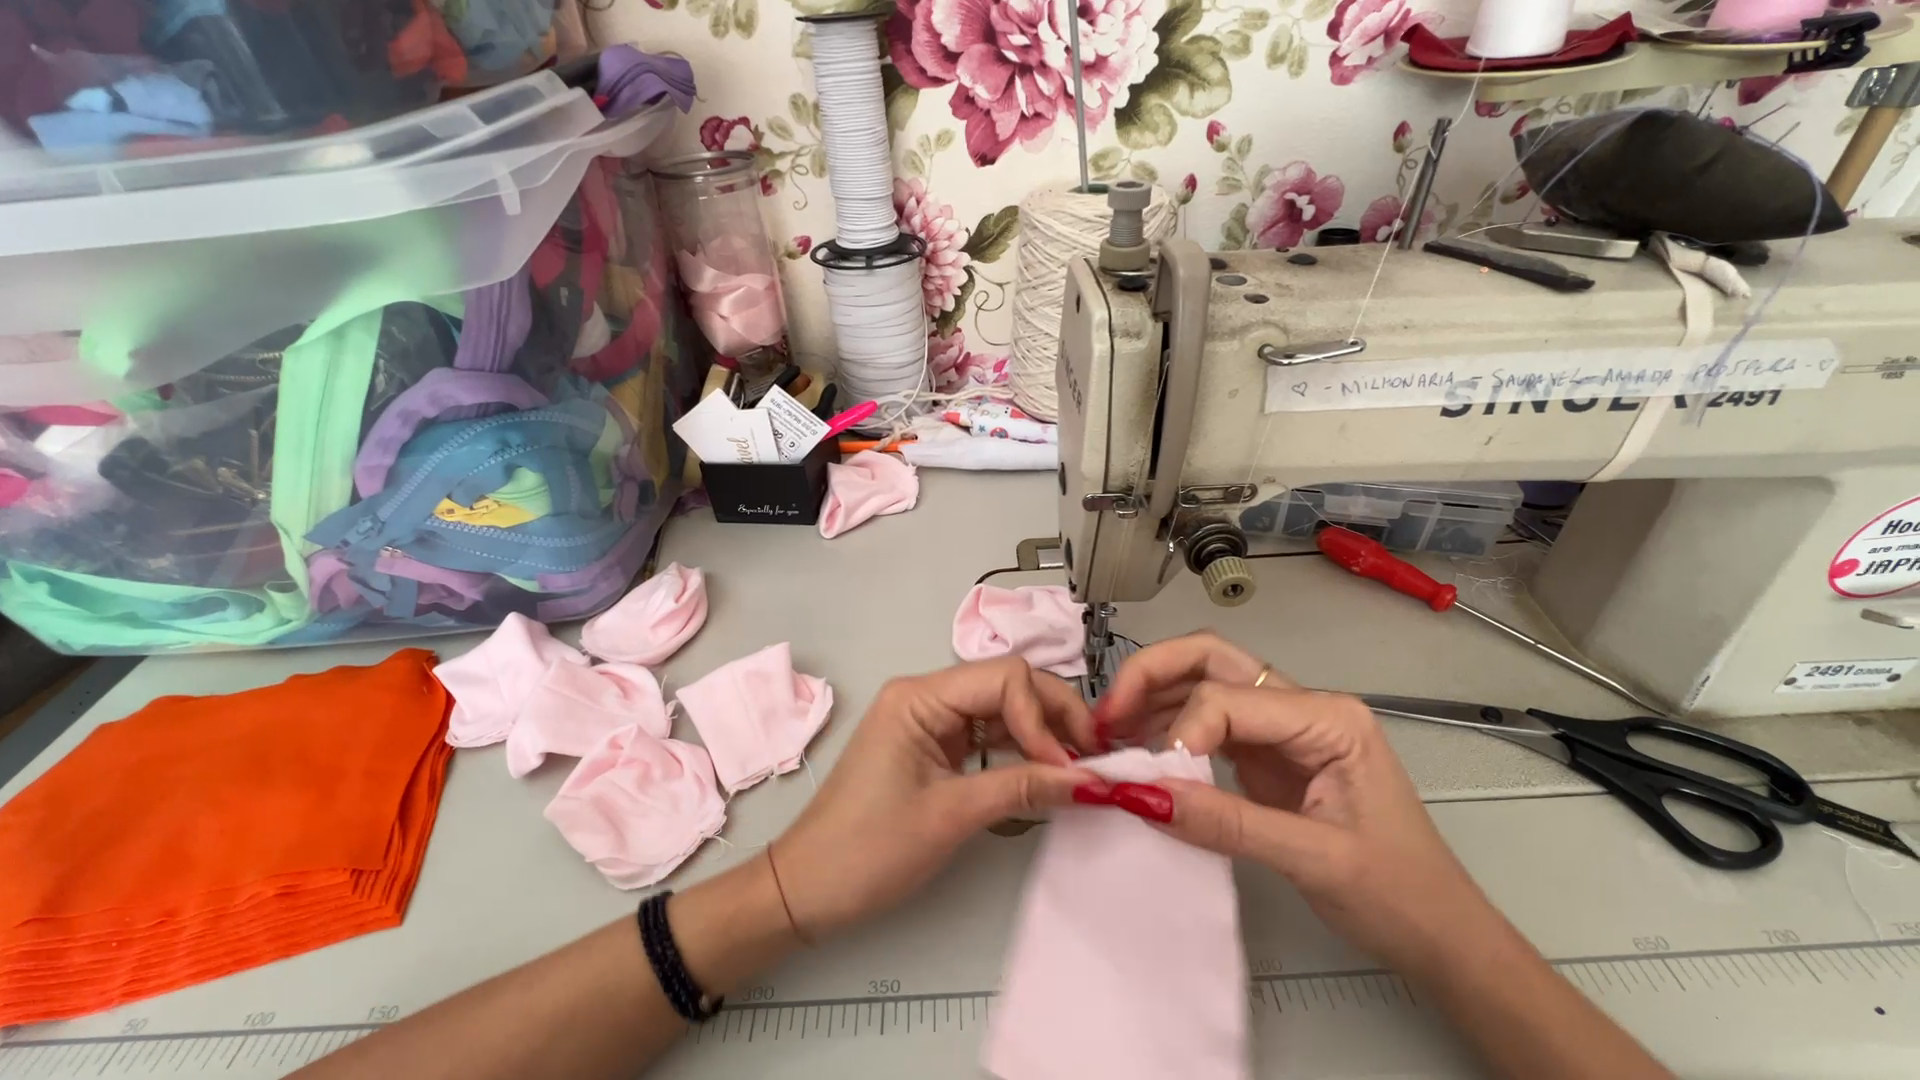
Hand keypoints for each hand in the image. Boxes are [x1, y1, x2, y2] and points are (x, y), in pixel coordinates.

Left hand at [770, 658, 1097, 940]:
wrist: (808, 890)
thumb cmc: (868, 850)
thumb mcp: (952, 816)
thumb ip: (1023, 787)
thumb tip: (1088, 780)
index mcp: (919, 696)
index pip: (1004, 678)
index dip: (1045, 715)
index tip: (1069, 765)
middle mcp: (925, 696)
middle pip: (1007, 686)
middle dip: (1053, 717)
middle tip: (1092, 759)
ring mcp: (928, 722)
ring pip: (1001, 710)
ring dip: (1042, 735)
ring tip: (1078, 768)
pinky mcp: (932, 748)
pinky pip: (986, 736)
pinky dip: (1019, 752)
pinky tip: (1046, 772)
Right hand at [1101, 633, 1504, 976]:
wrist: (1441, 933)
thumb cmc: (1400, 893)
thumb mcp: (1313, 859)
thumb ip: (1226, 823)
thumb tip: (1140, 797)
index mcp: (1328, 718)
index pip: (1227, 698)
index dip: (1177, 732)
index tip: (1148, 781)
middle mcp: (1304, 707)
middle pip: (1211, 659)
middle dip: (1150, 675)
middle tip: (1104, 714)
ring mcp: (1284, 729)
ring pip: (1205, 683)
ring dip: (1153, 698)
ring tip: (1110, 733)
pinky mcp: (1269, 755)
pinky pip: (1209, 724)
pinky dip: (1168, 729)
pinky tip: (1140, 751)